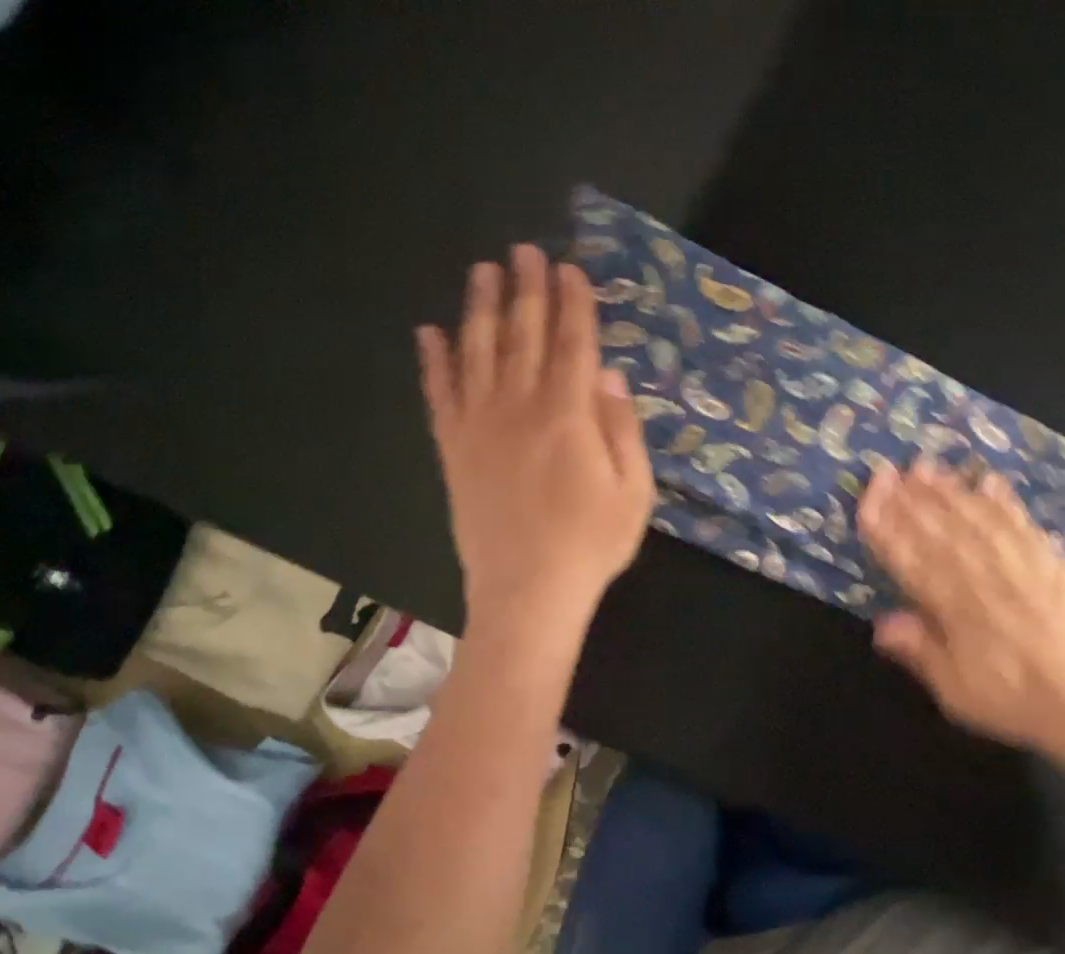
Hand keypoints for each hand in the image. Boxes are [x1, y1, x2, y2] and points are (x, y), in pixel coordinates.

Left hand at [418, 246, 654, 630]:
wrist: (526, 592)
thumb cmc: (592, 544)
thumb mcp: (634, 491)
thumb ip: (622, 429)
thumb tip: (610, 375)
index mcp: (569, 416)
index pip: (573, 345)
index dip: (574, 304)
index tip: (570, 269)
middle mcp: (520, 408)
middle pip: (523, 336)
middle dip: (526, 291)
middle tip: (524, 251)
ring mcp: (480, 426)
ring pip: (478, 352)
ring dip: (480, 308)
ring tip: (482, 271)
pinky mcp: (453, 449)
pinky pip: (440, 394)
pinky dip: (435, 361)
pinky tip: (430, 332)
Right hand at [857, 459, 1064, 752]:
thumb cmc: (1010, 699)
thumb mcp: (953, 690)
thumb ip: (919, 650)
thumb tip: (881, 622)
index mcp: (950, 602)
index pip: (906, 553)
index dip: (885, 521)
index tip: (870, 494)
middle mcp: (979, 571)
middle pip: (937, 526)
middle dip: (909, 496)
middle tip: (889, 469)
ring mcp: (1017, 560)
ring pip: (975, 515)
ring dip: (948, 490)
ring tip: (927, 467)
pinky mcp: (1050, 560)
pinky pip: (1019, 521)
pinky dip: (1002, 500)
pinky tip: (989, 482)